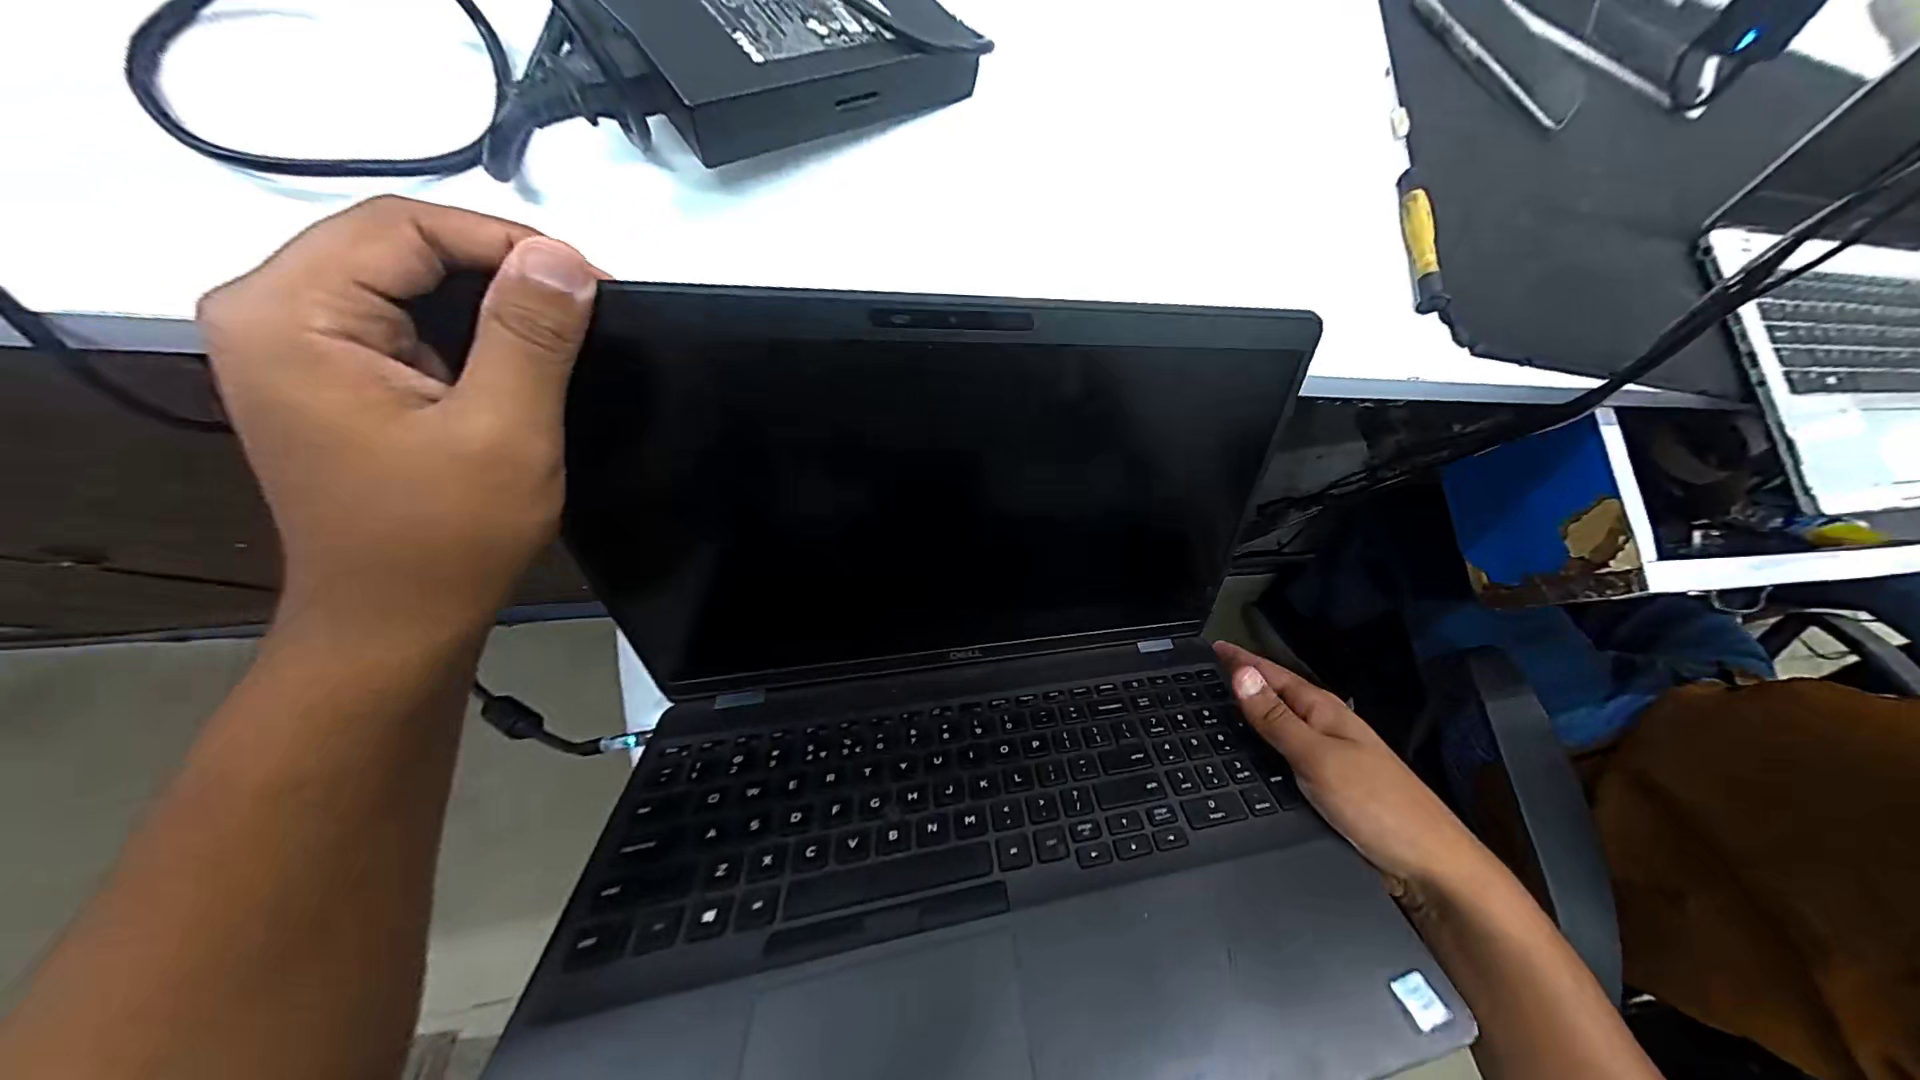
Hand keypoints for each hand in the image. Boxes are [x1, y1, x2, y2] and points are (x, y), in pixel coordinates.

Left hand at [197, 196, 603, 633]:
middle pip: (397, 244)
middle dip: (501, 266)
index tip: (589, 280)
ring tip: (562, 325)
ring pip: (405, 279)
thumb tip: (561, 256)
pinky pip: (404, 319)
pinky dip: (470, 328)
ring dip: (490, 297)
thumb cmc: (446, 537)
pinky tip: (518, 355)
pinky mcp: (329, 376)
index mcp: (290, 316)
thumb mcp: (505, 432)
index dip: (506, 241)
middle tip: (584, 303)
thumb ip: (530, 336)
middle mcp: (271, 315)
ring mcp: (295, 347)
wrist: (398, 620)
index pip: (403, 225)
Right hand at [1212, 641, 1498, 905]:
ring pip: (1282, 724)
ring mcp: (1330, 756)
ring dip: (1254, 711)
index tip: (1215, 646)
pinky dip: (1265, 743)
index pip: (1273, 675)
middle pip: (1277, 695)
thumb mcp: (1317, 757)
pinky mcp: (1329, 785)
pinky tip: (1255, 752)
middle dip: (1245, 681)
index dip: (1242, 661)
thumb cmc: (1378, 806)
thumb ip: (1275, 719)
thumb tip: (1241, 674)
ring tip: (1225, 704)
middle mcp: (1327, 728)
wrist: (1430, 867)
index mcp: (1324, 711)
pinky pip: (1286, 752)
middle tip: (1212, 672)